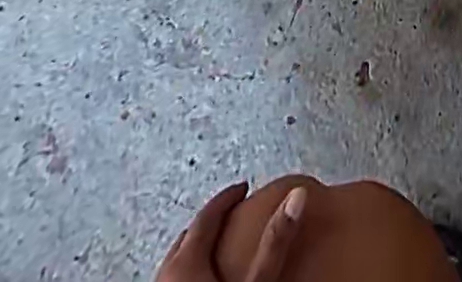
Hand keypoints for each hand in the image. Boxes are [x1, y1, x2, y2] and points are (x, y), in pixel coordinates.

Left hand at [156, 182, 306, 281]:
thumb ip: (275, 244)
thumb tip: (297, 197)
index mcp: (185, 262)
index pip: (207, 214)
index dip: (227, 197)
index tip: (242, 188)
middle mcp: (165, 278)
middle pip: (188, 237)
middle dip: (210, 223)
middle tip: (231, 215)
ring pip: (176, 264)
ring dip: (198, 252)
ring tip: (218, 254)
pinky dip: (190, 277)